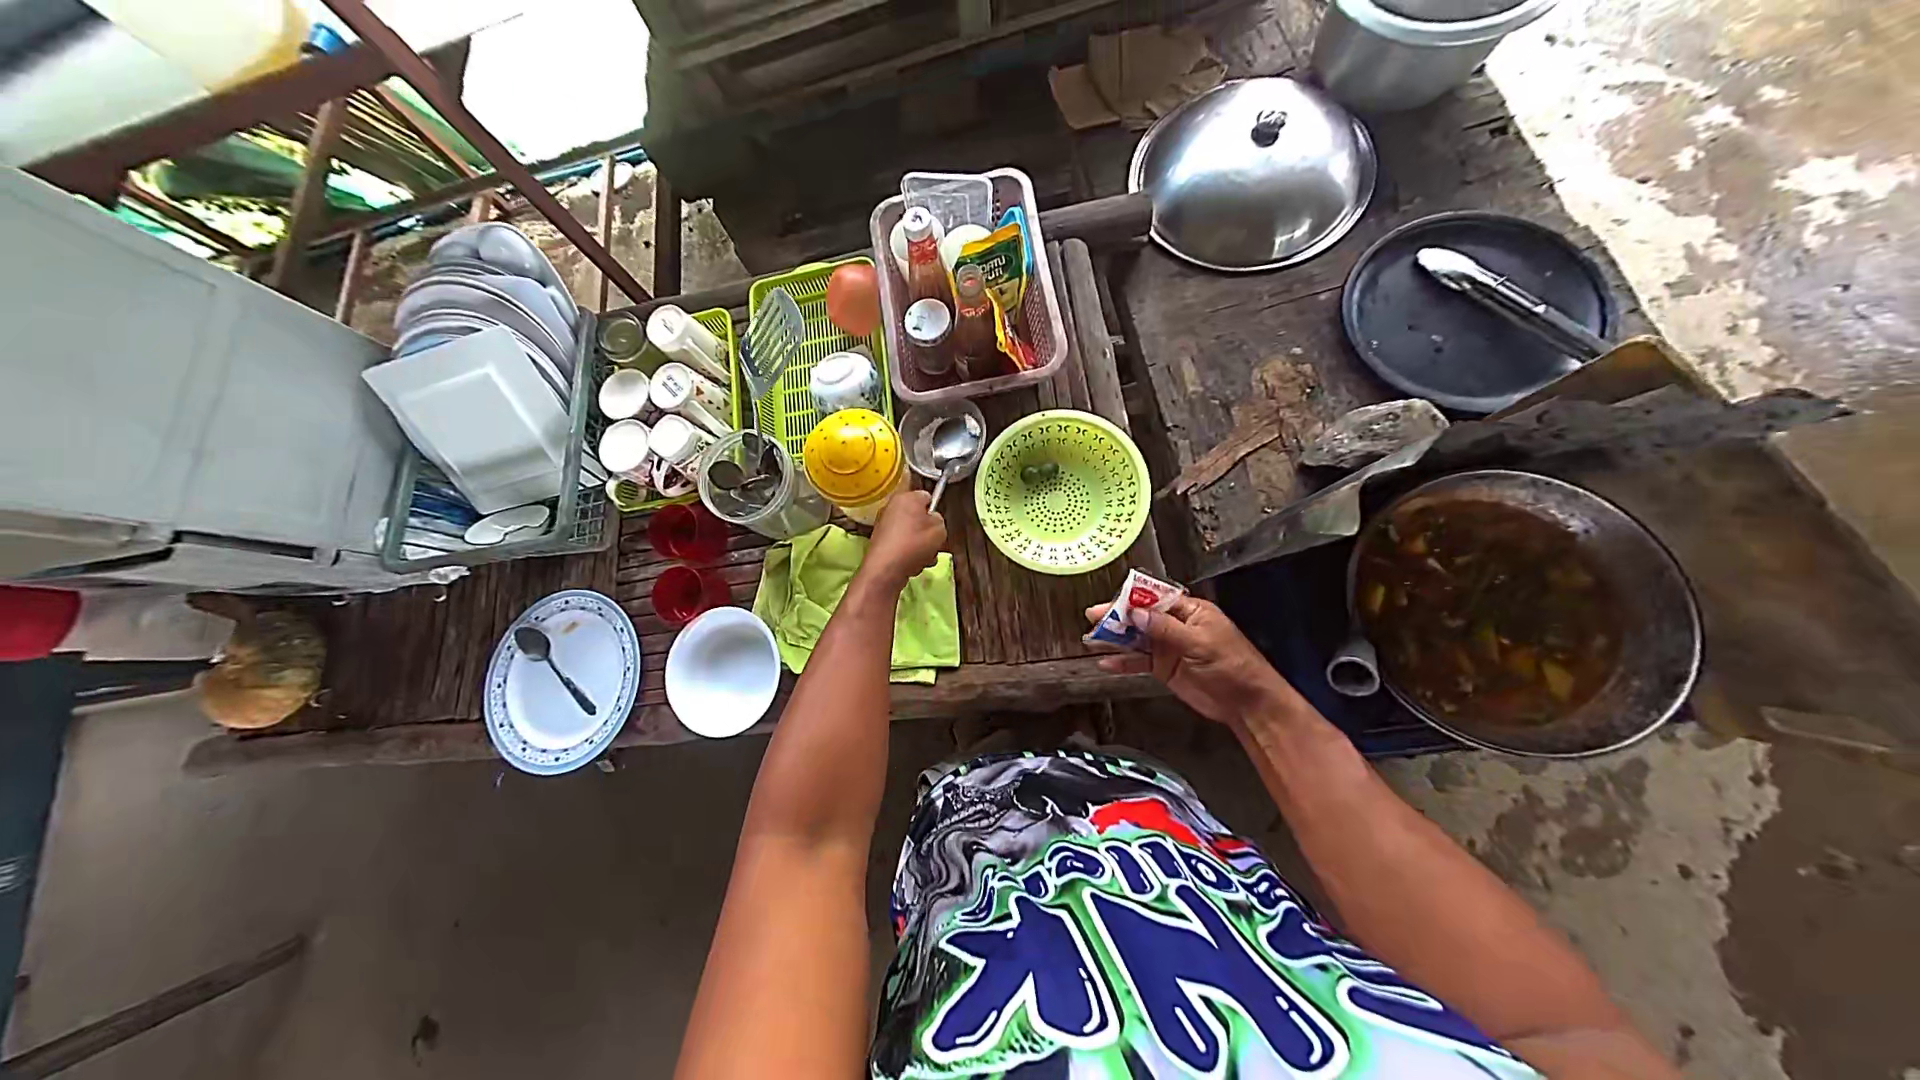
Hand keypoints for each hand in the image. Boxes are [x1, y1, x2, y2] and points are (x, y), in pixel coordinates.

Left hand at [862, 490, 946, 589]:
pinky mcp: (880, 542)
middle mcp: (892, 507)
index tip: (939, 524)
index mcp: (907, 497)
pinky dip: (908, 553)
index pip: (927, 496)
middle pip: (918, 517)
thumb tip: (932, 520)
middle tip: (934, 543)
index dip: (936, 510)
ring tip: (924, 558)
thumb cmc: (915, 544)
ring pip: (911, 534)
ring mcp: (884, 526)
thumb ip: (939, 520)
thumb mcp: (939, 530)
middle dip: (927, 531)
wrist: (886, 569)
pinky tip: (912, 564)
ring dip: (920, 546)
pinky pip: (901, 545)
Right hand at [1084, 595, 1294, 726]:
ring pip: (1136, 639)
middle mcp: (1177, 626)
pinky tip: (1108, 662)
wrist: (1247, 703)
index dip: (1132, 600)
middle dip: (1117, 618)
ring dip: (1116, 639)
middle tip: (1095, 617)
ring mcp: (1170, 647)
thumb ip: (1166, 628)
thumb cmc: (1237, 667)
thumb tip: (1138, 614)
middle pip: (1141, 617)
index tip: (1112, 604)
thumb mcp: (1200, 642)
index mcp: (1191, 612)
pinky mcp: (1165, 668)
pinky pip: (1139, 662)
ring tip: (1093, 638)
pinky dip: (1123, 662)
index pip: (1155, 599)